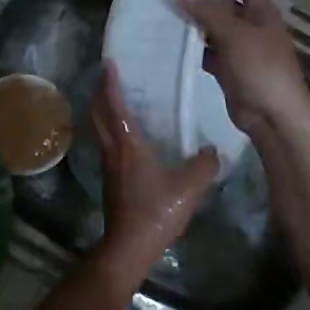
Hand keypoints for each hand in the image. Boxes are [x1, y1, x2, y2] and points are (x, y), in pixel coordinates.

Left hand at [92, 62, 219, 264]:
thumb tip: (212, 150)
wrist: (129, 245)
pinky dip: (109, 129)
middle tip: (107, 77)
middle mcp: (112, 149)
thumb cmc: (157, 211)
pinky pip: (106, 143)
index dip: (110, 83)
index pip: (114, 105)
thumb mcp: (189, 187)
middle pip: (97, 113)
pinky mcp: (110, 179)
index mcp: (128, 144)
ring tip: (114, 100)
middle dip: (99, 92)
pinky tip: (125, 135)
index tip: (109, 64)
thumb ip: (204, 165)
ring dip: (101, 110)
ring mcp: (108, 165)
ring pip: (99, 129)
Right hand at [179, 0, 309, 135]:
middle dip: (200, 0)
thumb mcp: (234, 35)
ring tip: (163, 18)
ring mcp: (238, 48)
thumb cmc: (260, 68)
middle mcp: (250, 25)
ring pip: (212, 28)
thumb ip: (209, 11)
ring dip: (193, 24)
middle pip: (224, 4)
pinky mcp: (227, 68)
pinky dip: (192, 48)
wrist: (273, 116)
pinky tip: (171, 46)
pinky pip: (206, 51)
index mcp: (261, 11)